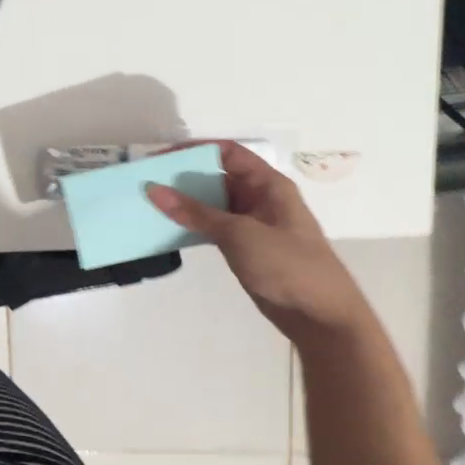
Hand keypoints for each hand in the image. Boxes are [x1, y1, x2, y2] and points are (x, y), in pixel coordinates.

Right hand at [147, 143, 371, 342]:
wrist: (319, 314)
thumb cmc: (288, 265)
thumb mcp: (239, 234)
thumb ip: (195, 212)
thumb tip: (153, 189)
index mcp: (269, 185)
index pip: (228, 153)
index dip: (194, 150)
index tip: (158, 158)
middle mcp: (260, 198)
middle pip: (215, 176)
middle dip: (181, 176)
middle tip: (145, 181)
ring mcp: (251, 223)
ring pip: (210, 203)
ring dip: (182, 202)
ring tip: (147, 203)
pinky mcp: (242, 245)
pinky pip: (210, 226)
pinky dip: (188, 224)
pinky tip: (164, 228)